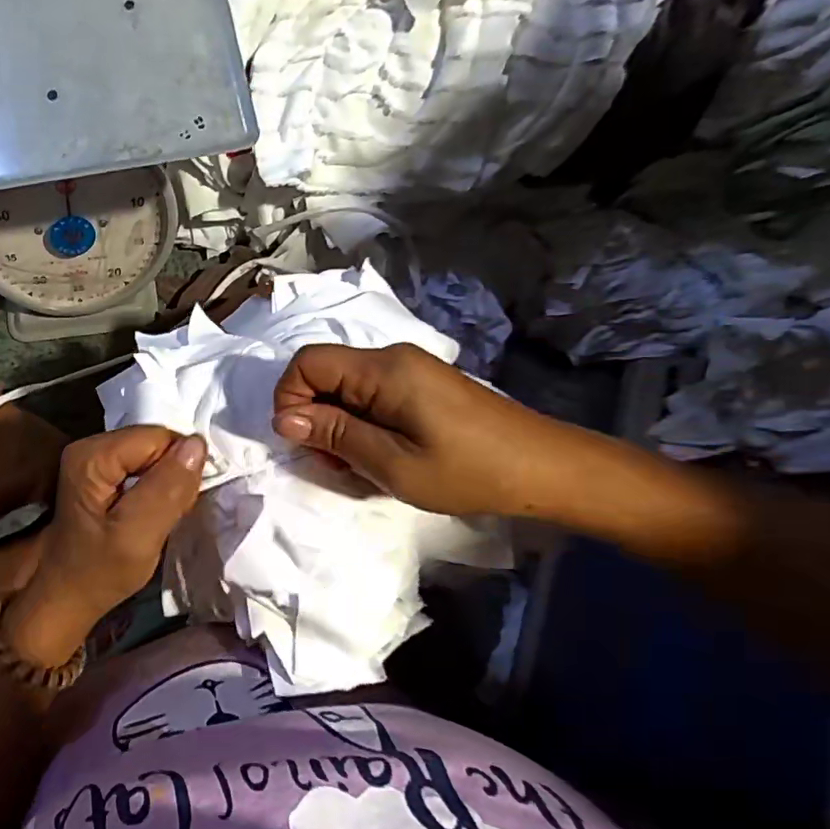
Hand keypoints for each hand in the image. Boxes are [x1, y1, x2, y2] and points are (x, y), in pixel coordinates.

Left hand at [1, 427, 205, 665]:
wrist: (67, 596)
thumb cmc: (100, 572)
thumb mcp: (138, 536)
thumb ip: (167, 490)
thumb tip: (197, 444)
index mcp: (92, 455)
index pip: (158, 438)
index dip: (178, 467)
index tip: (179, 504)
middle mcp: (89, 445)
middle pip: (155, 441)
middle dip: (173, 473)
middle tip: (170, 513)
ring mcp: (93, 457)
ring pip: (152, 453)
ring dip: (166, 481)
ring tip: (161, 514)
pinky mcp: (100, 471)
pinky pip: (143, 465)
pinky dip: (155, 486)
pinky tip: (150, 511)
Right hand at [271, 343, 587, 518]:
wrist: (546, 469)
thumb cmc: (469, 471)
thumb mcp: (393, 463)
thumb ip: (335, 435)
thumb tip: (283, 418)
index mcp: (384, 369)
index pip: (307, 362)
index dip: (290, 398)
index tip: (302, 441)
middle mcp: (392, 357)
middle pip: (324, 372)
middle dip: (314, 416)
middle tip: (334, 463)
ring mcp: (409, 368)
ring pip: (344, 386)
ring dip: (337, 424)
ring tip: (360, 464)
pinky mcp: (420, 384)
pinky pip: (369, 394)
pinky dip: (360, 423)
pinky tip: (380, 454)